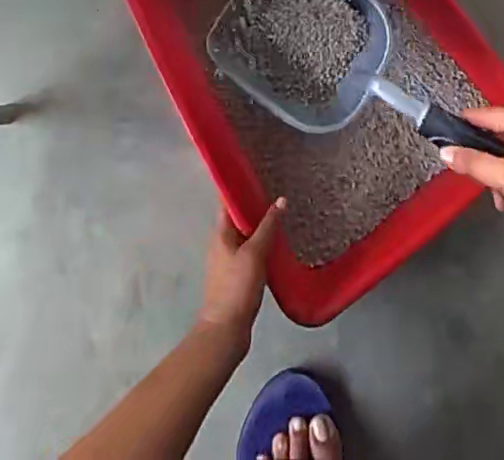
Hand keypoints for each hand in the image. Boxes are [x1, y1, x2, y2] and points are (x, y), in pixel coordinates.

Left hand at [194, 197, 285, 341]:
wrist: (226, 329)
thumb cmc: (237, 287)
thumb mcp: (255, 254)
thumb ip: (267, 227)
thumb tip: (280, 201)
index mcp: (221, 233)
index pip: (228, 202)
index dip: (239, 187)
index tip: (256, 173)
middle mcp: (222, 243)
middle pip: (238, 217)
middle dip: (254, 205)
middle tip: (277, 193)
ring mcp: (228, 260)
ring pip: (246, 235)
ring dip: (260, 227)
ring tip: (282, 216)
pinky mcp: (237, 276)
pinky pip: (250, 251)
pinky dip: (262, 245)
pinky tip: (278, 247)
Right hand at [440, 108, 503, 240]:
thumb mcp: (503, 179)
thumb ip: (472, 162)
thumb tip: (445, 151)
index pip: (488, 114)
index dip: (465, 125)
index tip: (444, 135)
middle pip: (498, 132)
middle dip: (486, 157)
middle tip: (475, 176)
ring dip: (498, 170)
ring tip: (498, 195)